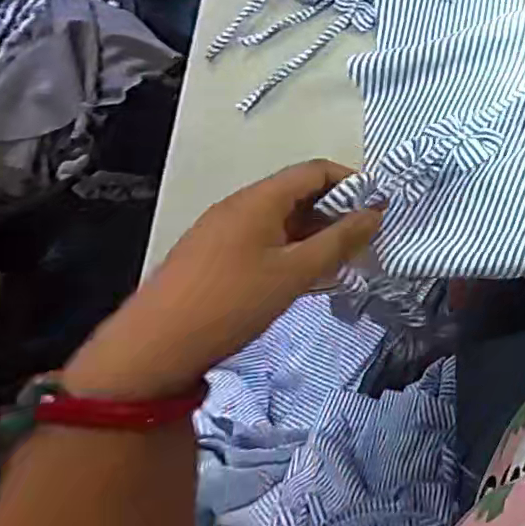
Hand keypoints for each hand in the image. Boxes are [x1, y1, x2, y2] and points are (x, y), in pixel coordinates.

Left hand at [63, 160, 382, 400]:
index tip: (376, 209)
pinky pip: (264, 238)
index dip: (352, 183)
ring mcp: (221, 231)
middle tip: (362, 241)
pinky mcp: (211, 256)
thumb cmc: (230, 304)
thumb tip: (375, 213)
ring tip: (338, 263)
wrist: (147, 355)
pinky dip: (292, 248)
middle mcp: (239, 206)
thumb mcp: (297, 272)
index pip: (316, 170)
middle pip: (299, 192)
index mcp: (259, 200)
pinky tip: (302, 278)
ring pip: (283, 218)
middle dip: (337, 211)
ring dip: (316, 233)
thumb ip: (341, 239)